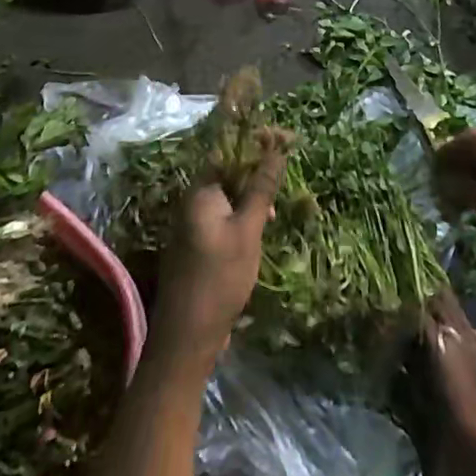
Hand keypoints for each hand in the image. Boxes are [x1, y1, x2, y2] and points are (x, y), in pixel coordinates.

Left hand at [150, 127, 291, 356]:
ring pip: (229, 196)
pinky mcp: (198, 245)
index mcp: (199, 194)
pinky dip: (245, 214)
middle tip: (287, 173)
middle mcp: (192, 204)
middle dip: (259, 170)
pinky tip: (263, 227)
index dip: (257, 143)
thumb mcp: (248, 229)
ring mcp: (193, 225)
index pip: (228, 152)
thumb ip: (261, 188)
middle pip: (229, 172)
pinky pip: (224, 216)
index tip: (286, 139)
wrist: (188, 336)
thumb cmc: (220, 277)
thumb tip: (276, 149)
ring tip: (277, 209)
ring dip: (254, 195)